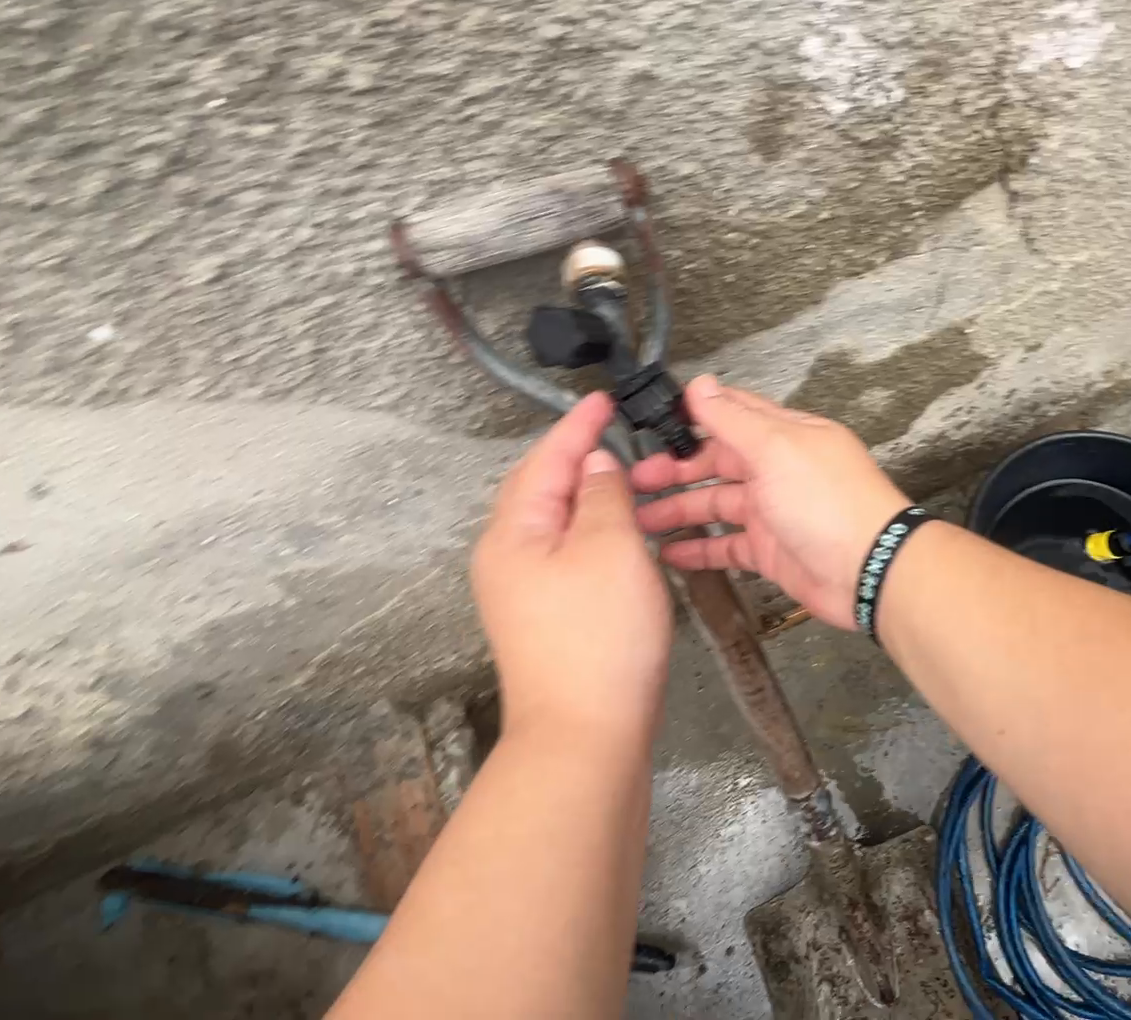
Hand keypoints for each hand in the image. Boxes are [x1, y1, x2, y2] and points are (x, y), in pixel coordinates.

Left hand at [472, 393, 671, 743]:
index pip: (546, 461)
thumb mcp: (610, 549)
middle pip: (540, 489)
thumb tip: (594, 463)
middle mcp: (507, 557)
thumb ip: (602, 496)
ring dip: (587, 492)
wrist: (586, 732)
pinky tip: (618, 530)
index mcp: (513, 534)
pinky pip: (567, 550)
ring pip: (555, 522)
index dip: (576, 426)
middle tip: (614, 429)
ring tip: (623, 473)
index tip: (603, 398)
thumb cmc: (600, 634)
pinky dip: (592, 527)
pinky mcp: (547, 615)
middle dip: (575, 455)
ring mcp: (523, 591)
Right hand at [631, 375, 910, 629]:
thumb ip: (734, 419)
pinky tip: (668, 553)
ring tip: (638, 517)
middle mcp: (779, 470)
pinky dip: (699, 550)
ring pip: (716, 505)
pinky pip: (727, 546)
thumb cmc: (830, 504)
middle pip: (717, 462)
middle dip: (675, 468)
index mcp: (785, 435)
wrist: (869, 571)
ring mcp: (774, 512)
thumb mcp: (777, 449)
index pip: (732, 415)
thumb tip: (701, 384)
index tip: (652, 424)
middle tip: (635, 480)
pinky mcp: (771, 551)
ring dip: (678, 509)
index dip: (692, 417)